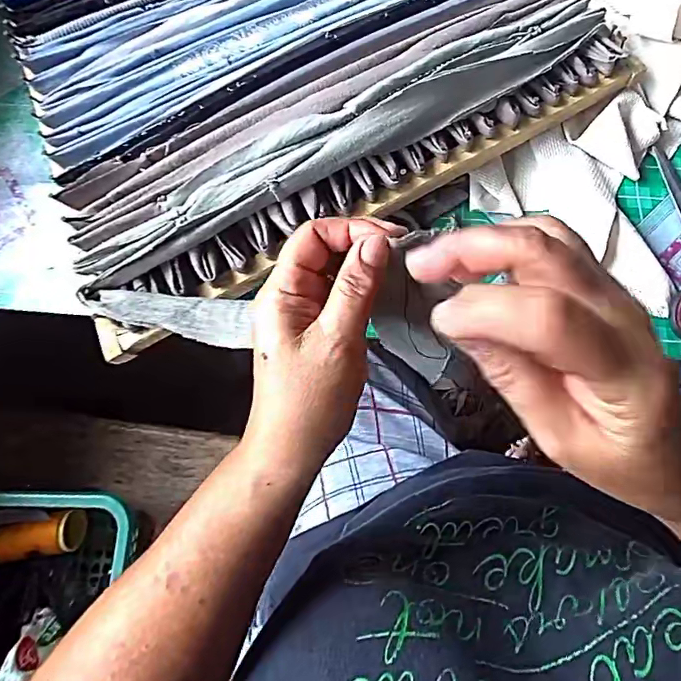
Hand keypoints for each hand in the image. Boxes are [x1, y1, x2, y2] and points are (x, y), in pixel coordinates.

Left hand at [247, 218, 399, 476]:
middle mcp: (289, 296)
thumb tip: (375, 243)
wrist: (292, 451)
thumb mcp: (337, 340)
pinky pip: (341, 292)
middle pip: (324, 248)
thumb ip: (356, 288)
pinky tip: (383, 290)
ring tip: (395, 267)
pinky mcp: (318, 327)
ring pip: (335, 269)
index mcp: (281, 293)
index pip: (313, 235)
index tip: (386, 239)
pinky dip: (364, 285)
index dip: (350, 229)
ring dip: (365, 263)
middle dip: (361, 242)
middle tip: (398, 251)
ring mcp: (303, 311)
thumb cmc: (306, 405)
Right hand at [405, 217, 680, 521]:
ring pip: (552, 235)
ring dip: (491, 237)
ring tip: (443, 259)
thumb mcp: (559, 440)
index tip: (439, 320)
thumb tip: (459, 322)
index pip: (550, 316)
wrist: (680, 451)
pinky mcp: (605, 283)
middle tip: (421, 265)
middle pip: (549, 251)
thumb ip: (514, 376)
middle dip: (476, 247)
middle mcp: (624, 313)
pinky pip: (557, 242)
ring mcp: (617, 290)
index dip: (484, 308)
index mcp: (621, 369)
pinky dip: (511, 240)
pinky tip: (481, 261)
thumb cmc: (623, 463)